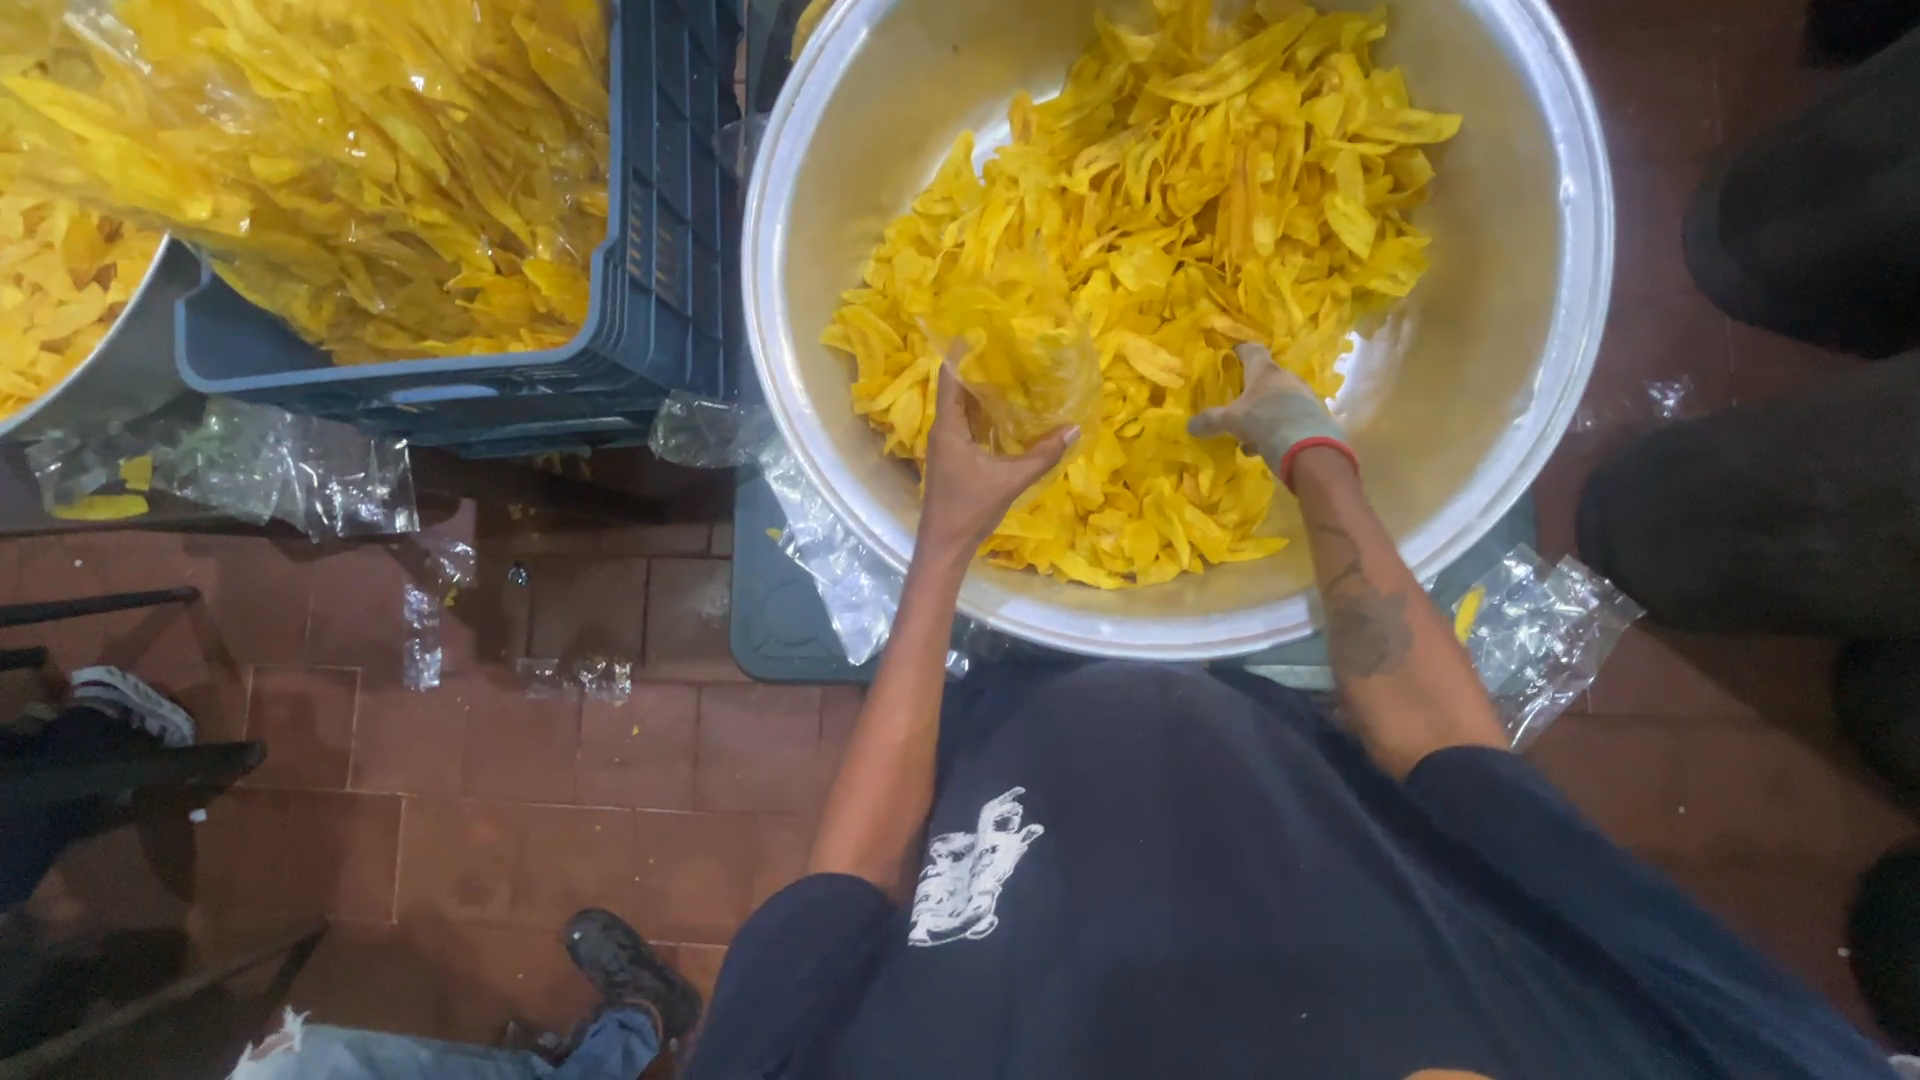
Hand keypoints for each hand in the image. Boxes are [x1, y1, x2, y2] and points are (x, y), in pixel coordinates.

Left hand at [918, 363, 1078, 564]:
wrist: (944, 545)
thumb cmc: (969, 509)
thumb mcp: (1010, 481)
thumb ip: (1042, 455)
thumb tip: (1074, 427)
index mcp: (949, 426)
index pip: (951, 376)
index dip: (963, 351)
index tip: (984, 330)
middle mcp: (944, 429)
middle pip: (958, 388)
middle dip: (980, 367)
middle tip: (1009, 348)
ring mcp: (947, 444)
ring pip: (964, 408)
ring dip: (984, 391)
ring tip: (1013, 372)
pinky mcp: (954, 458)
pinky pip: (969, 426)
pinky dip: (986, 415)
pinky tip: (1009, 413)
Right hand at [1187, 343, 1356, 489]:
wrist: (1307, 446)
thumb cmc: (1264, 421)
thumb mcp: (1231, 421)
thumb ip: (1210, 421)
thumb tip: (1190, 426)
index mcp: (1265, 372)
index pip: (1253, 352)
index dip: (1242, 350)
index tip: (1234, 350)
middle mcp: (1287, 379)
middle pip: (1268, 378)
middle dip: (1253, 389)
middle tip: (1240, 401)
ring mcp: (1304, 397)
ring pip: (1280, 400)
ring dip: (1265, 413)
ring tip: (1250, 434)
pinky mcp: (1315, 417)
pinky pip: (1291, 418)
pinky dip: (1277, 428)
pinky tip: (1267, 446)